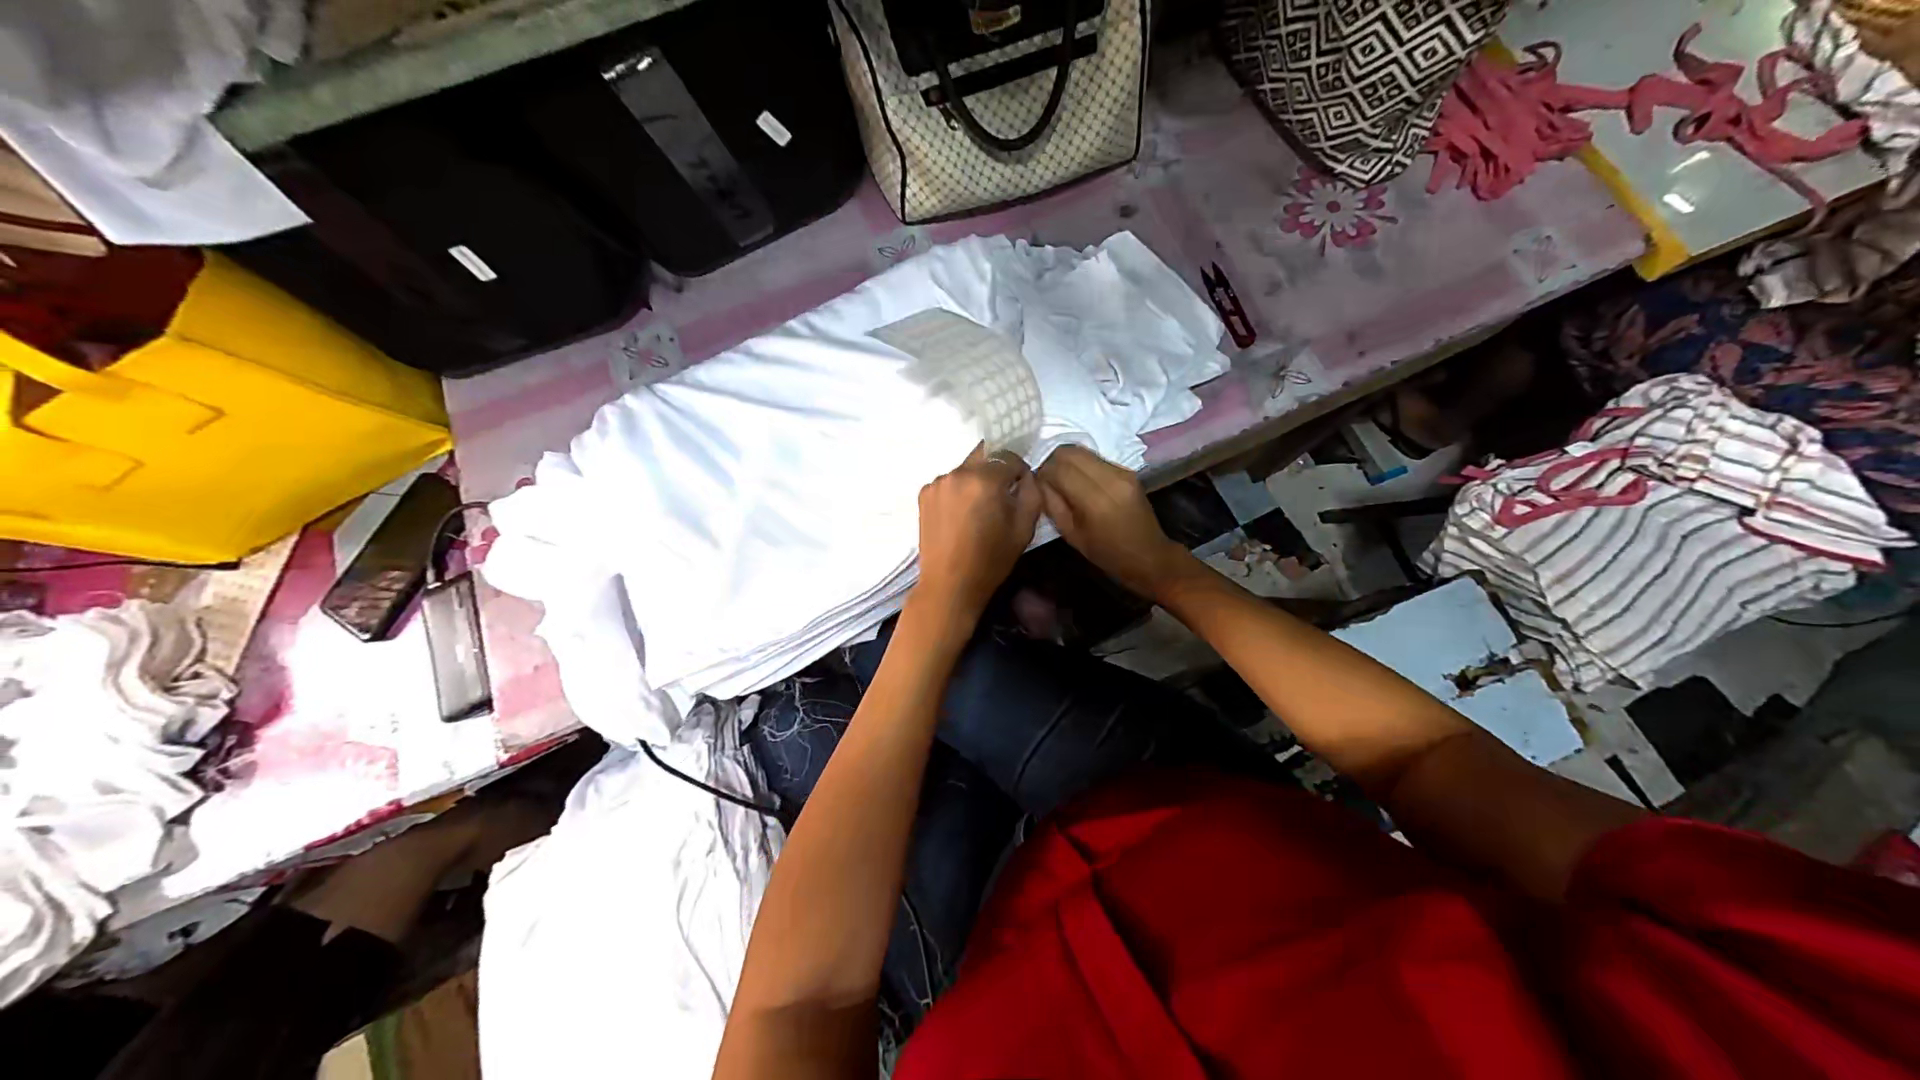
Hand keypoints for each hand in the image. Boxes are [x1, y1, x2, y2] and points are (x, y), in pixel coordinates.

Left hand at [911, 444, 1042, 629]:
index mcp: (984, 479)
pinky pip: (949, 483)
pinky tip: (960, 516)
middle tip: (1000, 498)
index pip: (1008, 455)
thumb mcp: (1024, 527)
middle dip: (996, 471)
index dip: (1019, 470)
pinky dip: (958, 491)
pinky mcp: (924, 494)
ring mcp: (937, 482)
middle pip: (984, 456)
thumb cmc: (991, 559)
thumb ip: (1031, 492)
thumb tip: (1025, 476)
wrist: (949, 585)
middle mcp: (957, 473)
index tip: (1020, 488)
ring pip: (965, 469)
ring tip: (978, 510)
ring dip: (975, 481)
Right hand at [1036, 445, 1191, 599]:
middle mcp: (1110, 479)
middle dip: (1053, 461)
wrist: (1149, 555)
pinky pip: (1096, 458)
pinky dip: (1083, 465)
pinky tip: (1081, 481)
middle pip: (1070, 452)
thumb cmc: (1107, 554)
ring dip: (1068, 461)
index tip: (1038, 484)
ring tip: (1063, 479)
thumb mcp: (1071, 535)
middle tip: (1048, 478)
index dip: (1043, 472)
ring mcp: (1122, 472)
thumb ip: (1052, 504)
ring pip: (1083, 451)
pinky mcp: (1128, 470)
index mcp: (1094, 501)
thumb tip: (1038, 481)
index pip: (1059, 469)